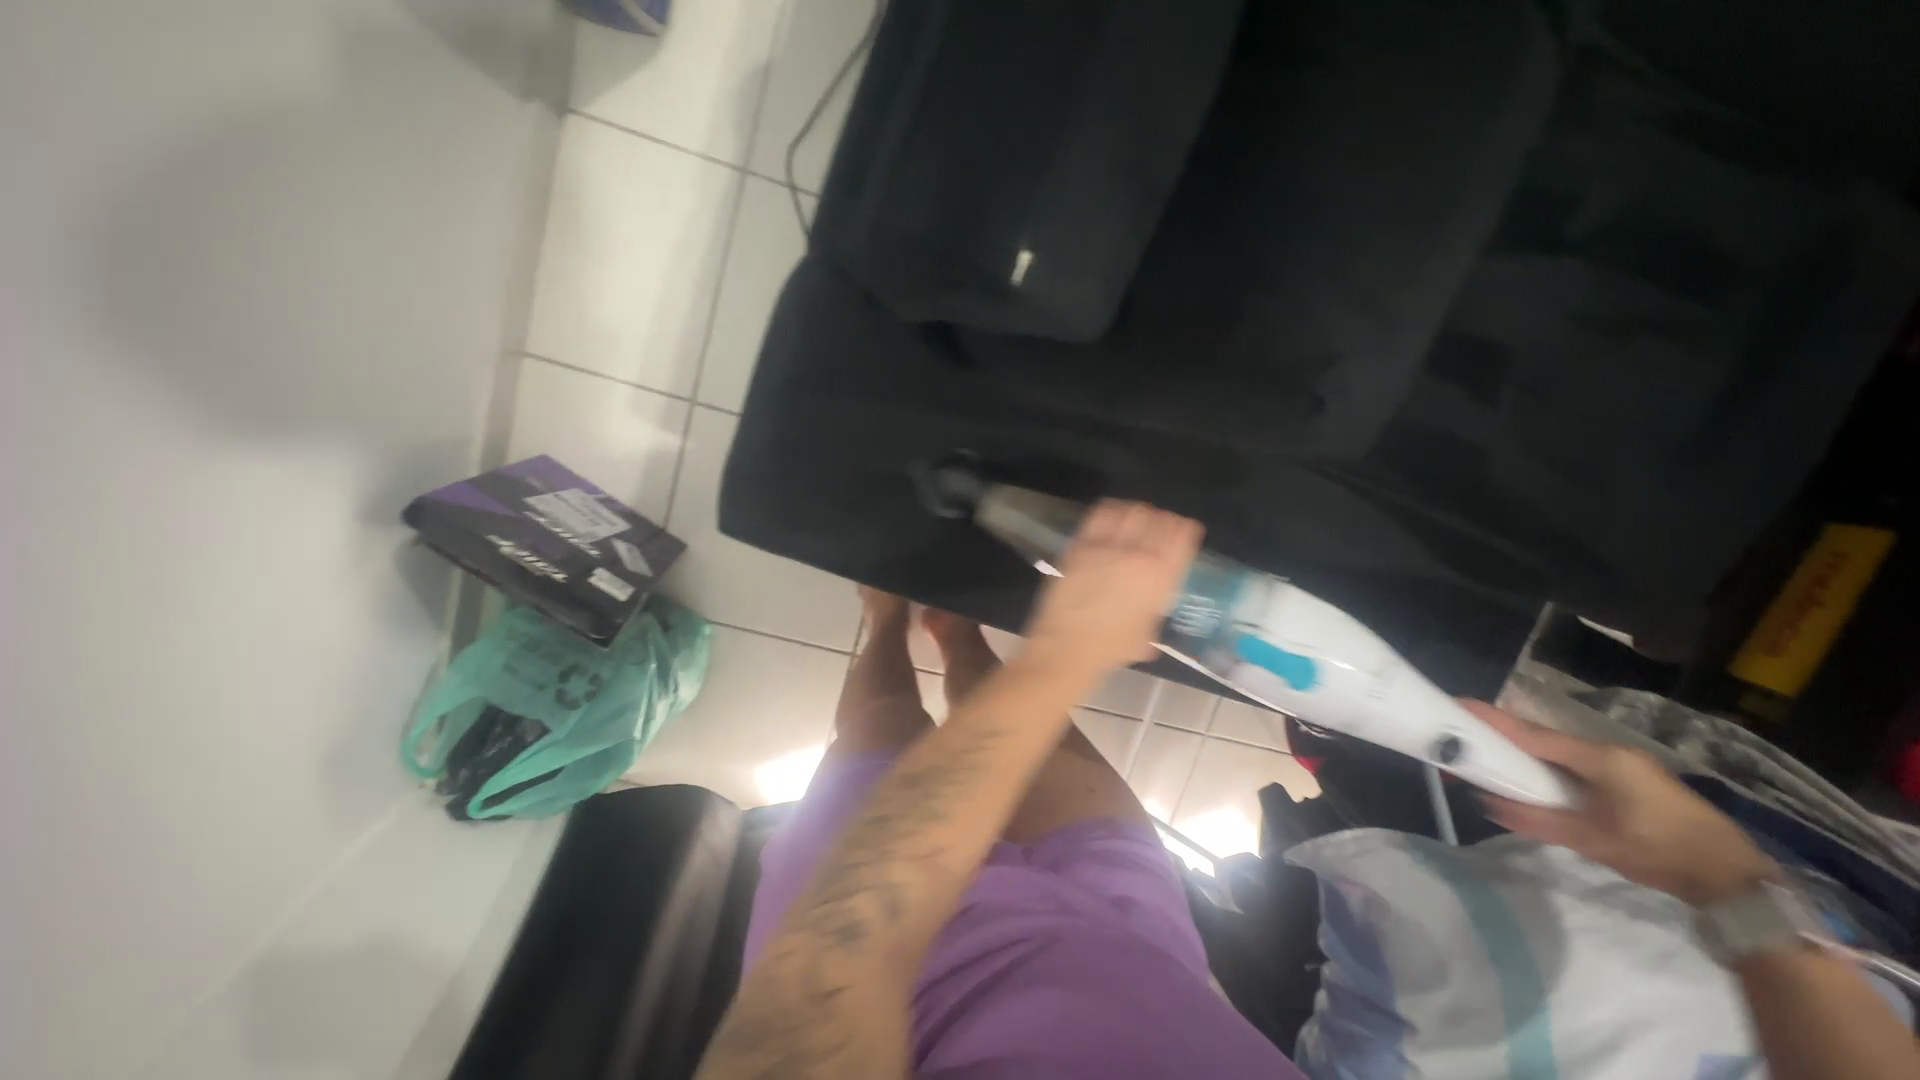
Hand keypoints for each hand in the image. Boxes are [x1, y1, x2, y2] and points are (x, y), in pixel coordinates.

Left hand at [1019, 500, 1202, 681]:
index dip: (1185, 529)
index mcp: (1162, 577)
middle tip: (1158, 525)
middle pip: (1159, 518)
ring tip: (1135, 519)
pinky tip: (1111, 515)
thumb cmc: (1110, 648)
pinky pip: (1101, 515)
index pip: (1183, 535)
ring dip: (1138, 512)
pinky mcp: (1081, 545)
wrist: (1068, 647)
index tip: (1183, 530)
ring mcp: (1109, 547)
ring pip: (1132, 511)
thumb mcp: (1145, 634)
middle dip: (1162, 519)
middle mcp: (1140, 555)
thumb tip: (1150, 619)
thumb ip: (1153, 617)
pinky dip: (1110, 510)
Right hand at [1467, 700, 1776, 906]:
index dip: (1492, 720)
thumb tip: (1486, 802)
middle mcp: (1607, 752)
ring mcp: (1620, 765)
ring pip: (1557, 752)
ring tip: (1484, 759)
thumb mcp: (1593, 841)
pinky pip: (1572, 766)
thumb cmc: (1660, 852)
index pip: (1532, 734)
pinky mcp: (1627, 781)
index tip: (1455, 706)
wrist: (1732, 878)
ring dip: (1520, 754)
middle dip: (1499, 736)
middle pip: (1541, 738)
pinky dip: (1543, 768)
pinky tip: (1528, 780)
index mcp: (1599, 758)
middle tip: (1460, 739)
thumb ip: (1536, 820)